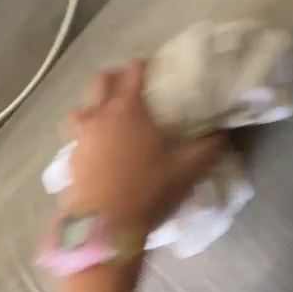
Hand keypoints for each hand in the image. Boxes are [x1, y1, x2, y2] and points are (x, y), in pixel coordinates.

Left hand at [63, 60, 227, 237]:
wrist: (106, 226)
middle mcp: (99, 116)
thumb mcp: (189, 169)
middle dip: (114, 77)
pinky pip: (74, 139)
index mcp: (128, 109)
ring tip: (104, 117)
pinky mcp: (70, 161)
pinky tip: (95, 149)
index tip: (152, 65)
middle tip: (127, 85)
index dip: (143, 65)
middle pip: (100, 82)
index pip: (133, 73)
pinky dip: (84, 137)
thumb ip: (209, 147)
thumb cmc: (149, 190)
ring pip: (79, 109)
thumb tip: (223, 132)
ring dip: (92, 107)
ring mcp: (80, 138)